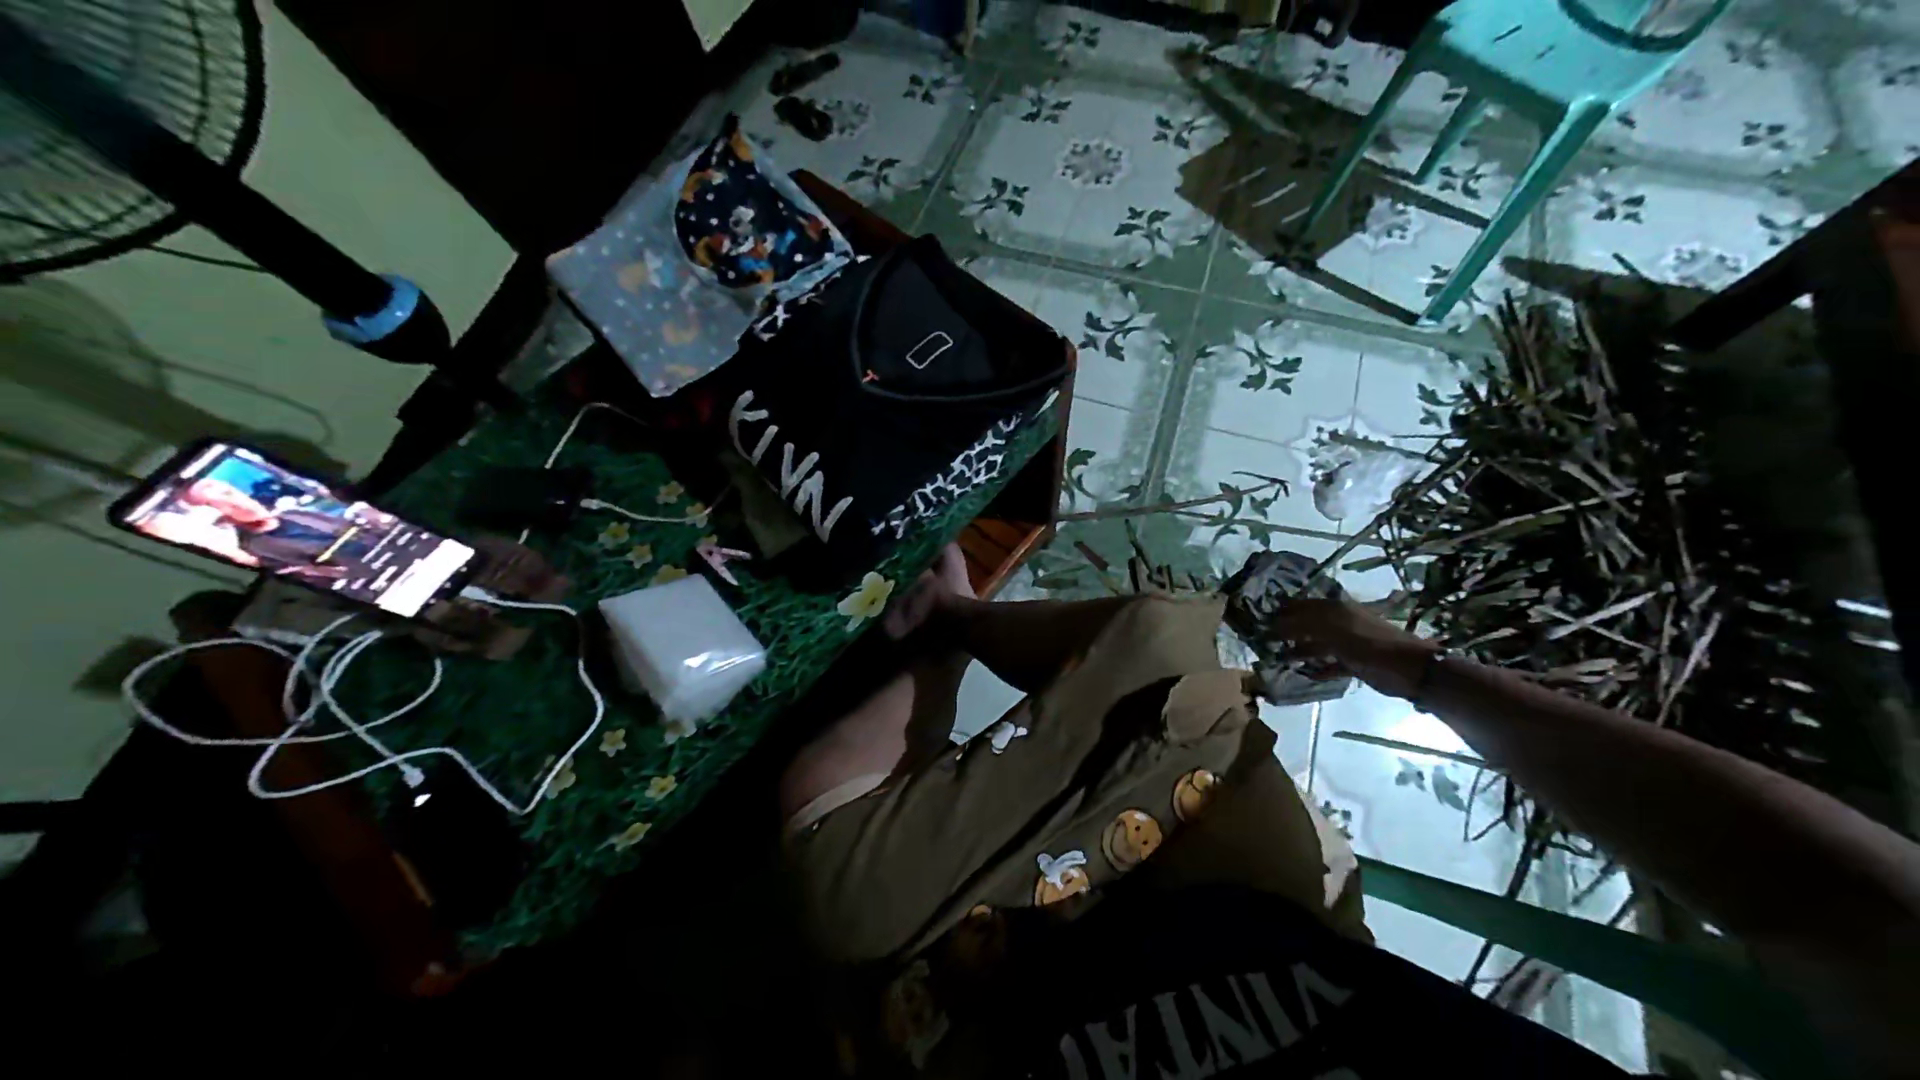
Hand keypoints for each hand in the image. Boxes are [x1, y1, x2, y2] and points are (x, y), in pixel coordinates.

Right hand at [1270, 596, 1436, 700]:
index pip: (1302, 606)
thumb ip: (1302, 626)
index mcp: (1336, 610)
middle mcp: (1340, 623)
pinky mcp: (1355, 663)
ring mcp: (1348, 643)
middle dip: (1289, 631)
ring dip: (1301, 650)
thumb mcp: (1332, 631)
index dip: (1283, 611)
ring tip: (1282, 658)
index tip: (1262, 620)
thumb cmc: (1369, 645)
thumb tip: (1274, 624)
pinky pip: (1331, 664)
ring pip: (1318, 644)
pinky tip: (1307, 674)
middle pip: (1308, 625)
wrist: (1410, 669)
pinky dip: (1319, 668)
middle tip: (1266, 640)